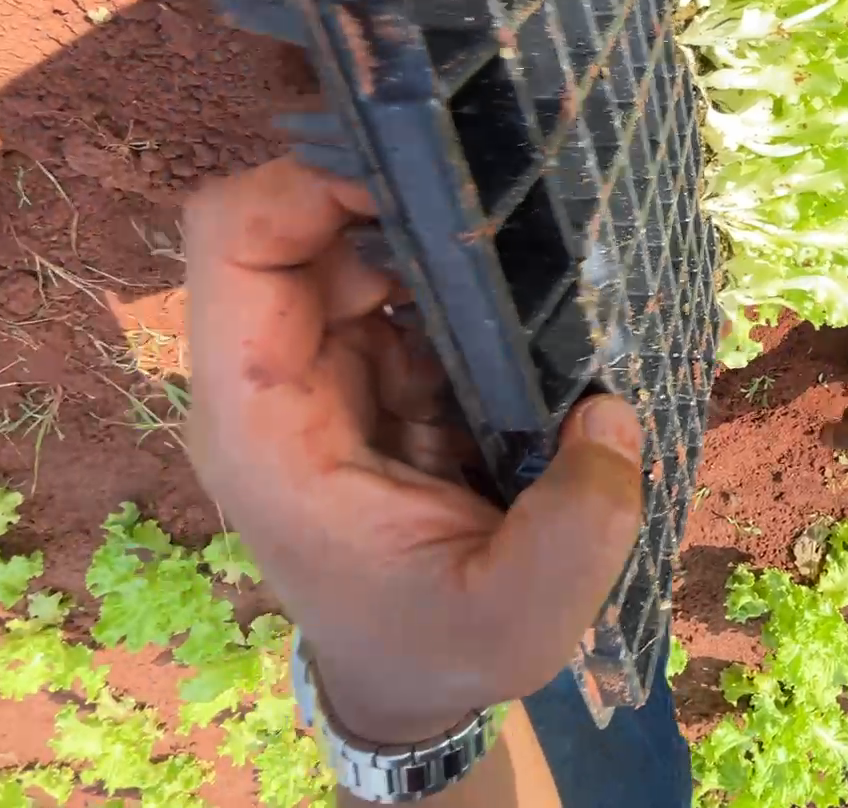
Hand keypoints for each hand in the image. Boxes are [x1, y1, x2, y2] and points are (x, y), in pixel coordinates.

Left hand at [183, 157, 643, 741]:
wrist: (417, 671)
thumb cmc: (441, 646)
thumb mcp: (519, 618)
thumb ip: (577, 527)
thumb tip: (609, 413)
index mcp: (269, 429)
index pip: (237, 250)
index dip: (307, 184)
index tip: (417, 176)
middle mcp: (283, 381)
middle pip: (303, 226)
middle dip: (397, 195)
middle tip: (499, 198)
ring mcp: (336, 370)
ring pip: (363, 245)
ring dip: (438, 231)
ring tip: (525, 236)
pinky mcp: (388, 372)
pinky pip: (413, 286)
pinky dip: (465, 270)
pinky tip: (526, 283)